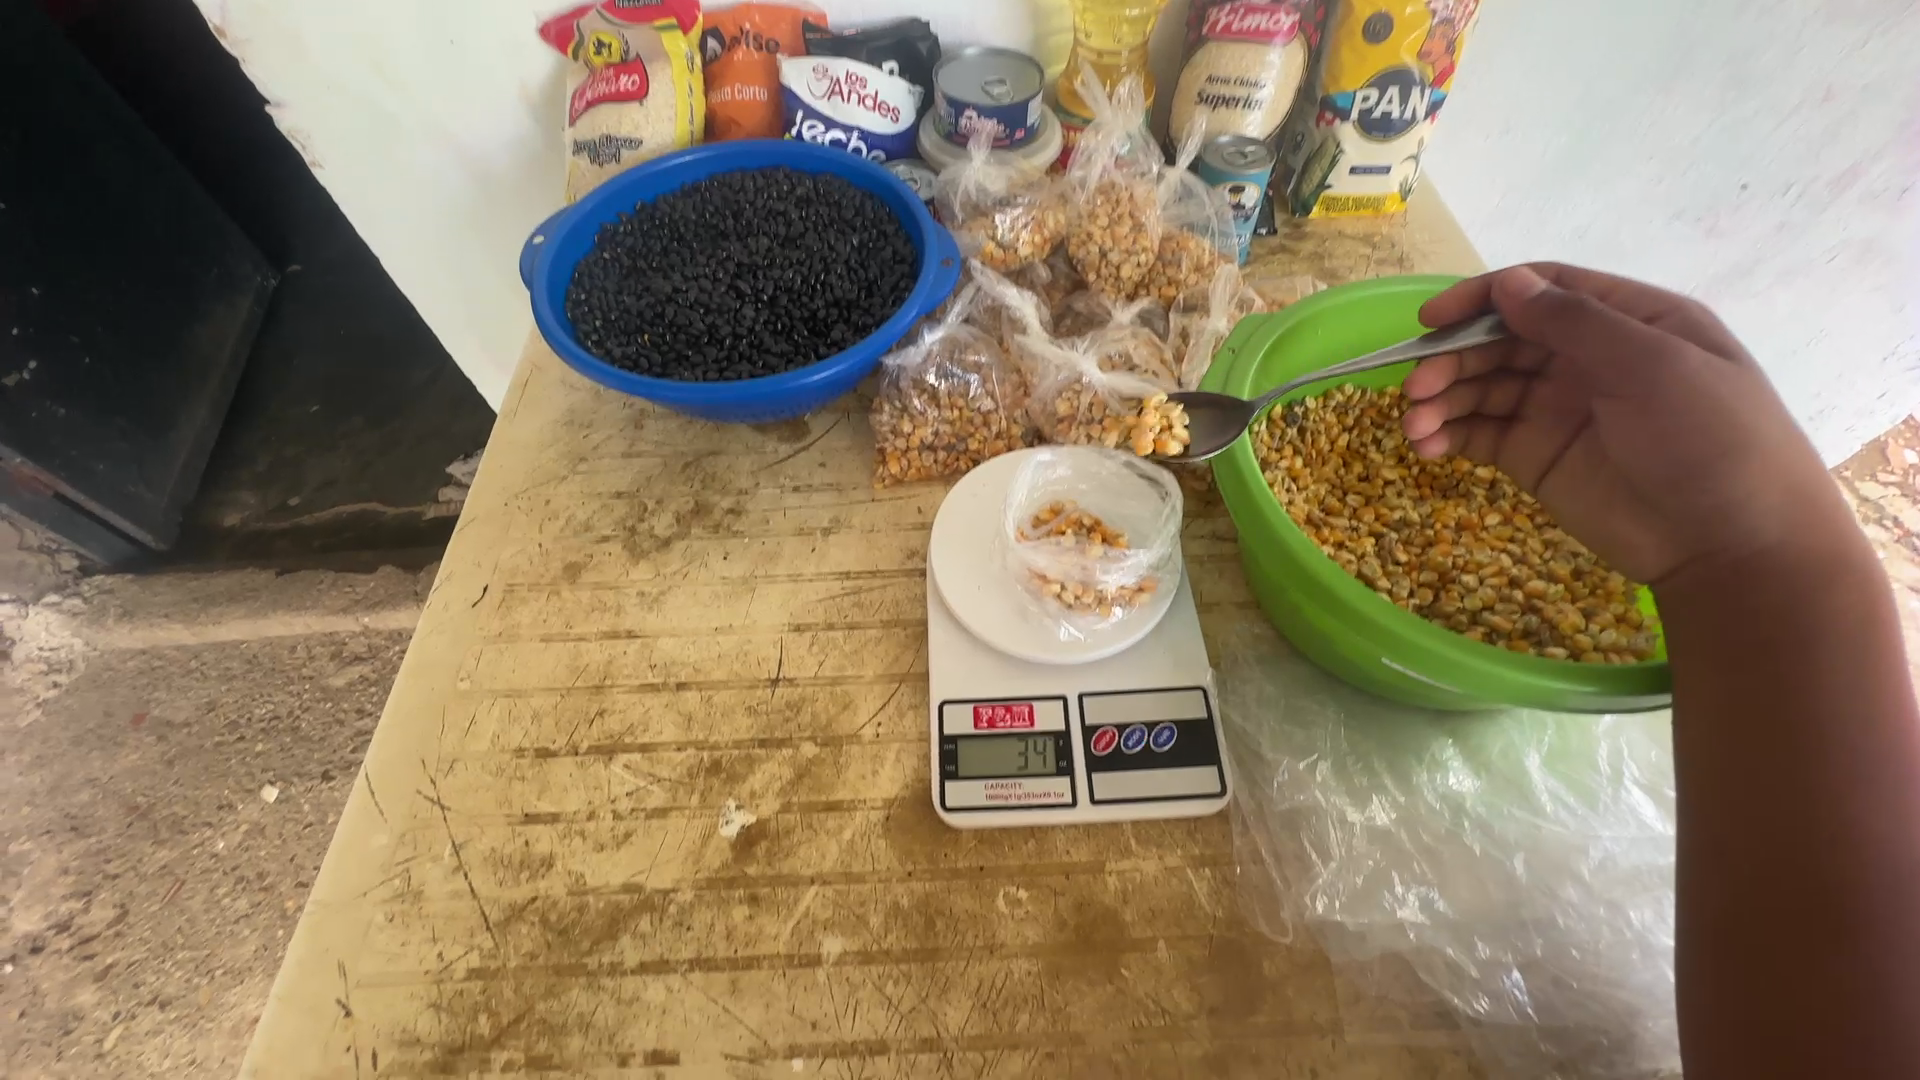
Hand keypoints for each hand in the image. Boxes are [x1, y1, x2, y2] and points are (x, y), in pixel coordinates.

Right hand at [1400, 263, 1851, 585]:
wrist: (1727, 542)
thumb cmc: (1708, 439)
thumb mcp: (1652, 367)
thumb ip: (1576, 323)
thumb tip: (1507, 284)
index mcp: (1625, 323)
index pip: (1540, 292)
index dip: (1481, 299)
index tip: (1428, 322)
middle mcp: (1583, 359)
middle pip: (1497, 343)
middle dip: (1450, 362)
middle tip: (1416, 391)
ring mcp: (1553, 408)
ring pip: (1479, 389)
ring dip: (1440, 403)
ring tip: (1415, 429)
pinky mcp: (1530, 454)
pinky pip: (1476, 434)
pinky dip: (1445, 437)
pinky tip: (1427, 449)